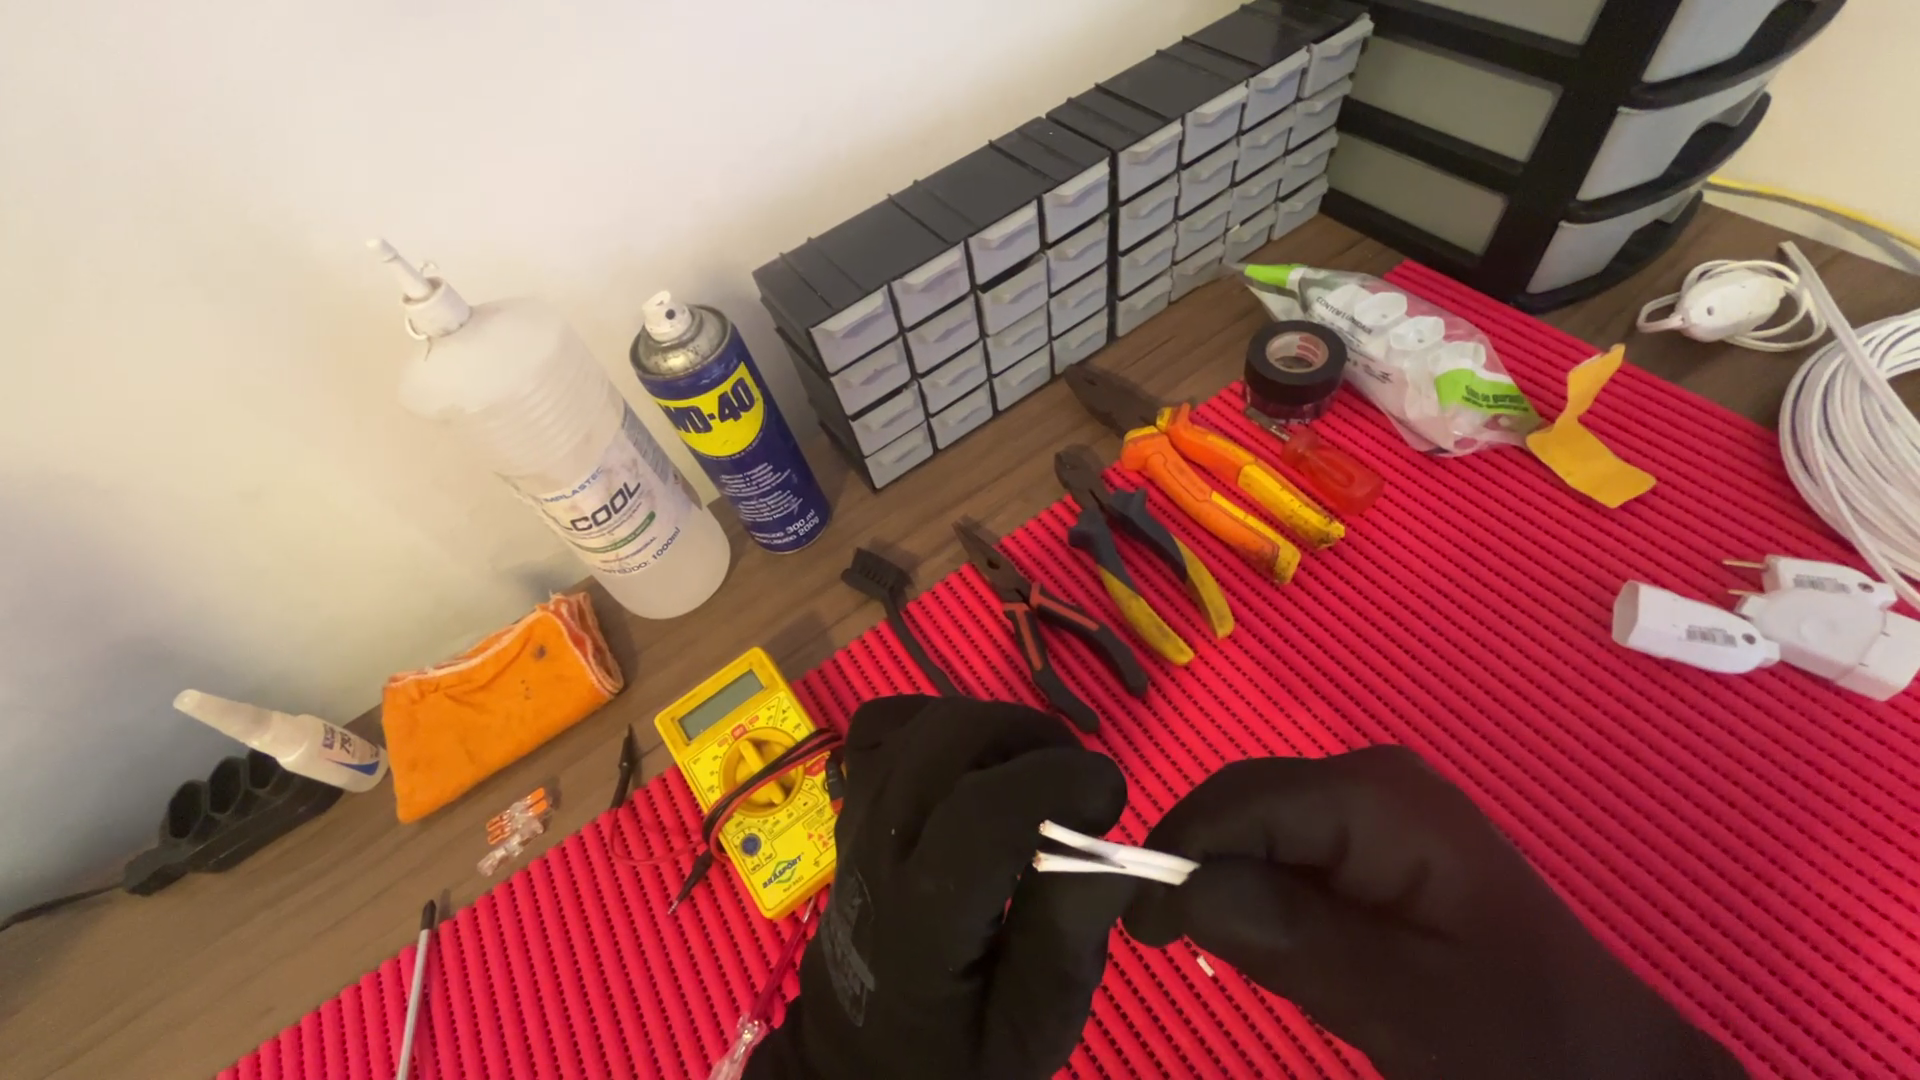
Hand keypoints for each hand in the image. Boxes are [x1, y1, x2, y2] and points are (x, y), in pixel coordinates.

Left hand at [748, 696, 1131, 1079]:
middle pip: (954, 739)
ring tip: (1035, 775)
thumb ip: (1068, 937)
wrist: (860, 1051)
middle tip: (1077, 791)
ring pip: (929, 719)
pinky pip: (892, 720)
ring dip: (999, 729)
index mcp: (922, 917)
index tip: (1109, 800)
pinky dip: (942, 722)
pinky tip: (973, 764)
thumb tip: (1114, 849)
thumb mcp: (1031, 1027)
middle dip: (1037, 743)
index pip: (985, 811)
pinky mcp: (854, 792)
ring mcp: (859, 809)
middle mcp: (880, 844)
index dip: (1061, 782)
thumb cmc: (954, 1049)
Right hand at [1124, 746, 1744, 1078]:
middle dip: (1194, 864)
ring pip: (1251, 823)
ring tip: (1214, 944)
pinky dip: (1252, 887)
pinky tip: (1262, 931)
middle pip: (1239, 802)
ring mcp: (1366, 803)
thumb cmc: (1519, 1041)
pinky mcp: (1364, 836)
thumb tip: (1186, 890)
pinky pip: (1279, 846)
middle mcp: (1363, 778)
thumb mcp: (1405, 1005)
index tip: (1140, 927)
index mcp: (1374, 796)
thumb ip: (1294, 938)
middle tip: (1164, 942)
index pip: (1239, 801)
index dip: (1177, 853)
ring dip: (1220, 879)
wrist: (1604, 1064)